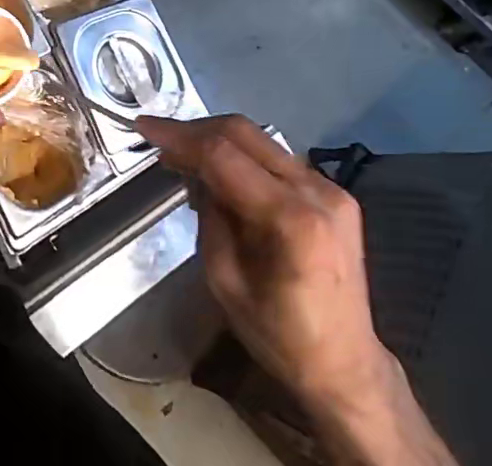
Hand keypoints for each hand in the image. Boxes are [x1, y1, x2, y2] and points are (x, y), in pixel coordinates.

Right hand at [137, 115, 393, 409]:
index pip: (223, 155)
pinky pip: (277, 159)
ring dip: (218, 141)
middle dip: (196, 130)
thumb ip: (209, 216)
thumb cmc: (279, 335)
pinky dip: (242, 158)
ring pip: (261, 140)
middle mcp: (317, 192)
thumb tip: (195, 173)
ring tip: (184, 157)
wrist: (347, 365)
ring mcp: (331, 189)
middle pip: (244, 134)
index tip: (144, 127)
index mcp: (291, 220)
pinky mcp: (335, 193)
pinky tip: (221, 175)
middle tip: (160, 138)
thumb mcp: (224, 280)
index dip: (179, 136)